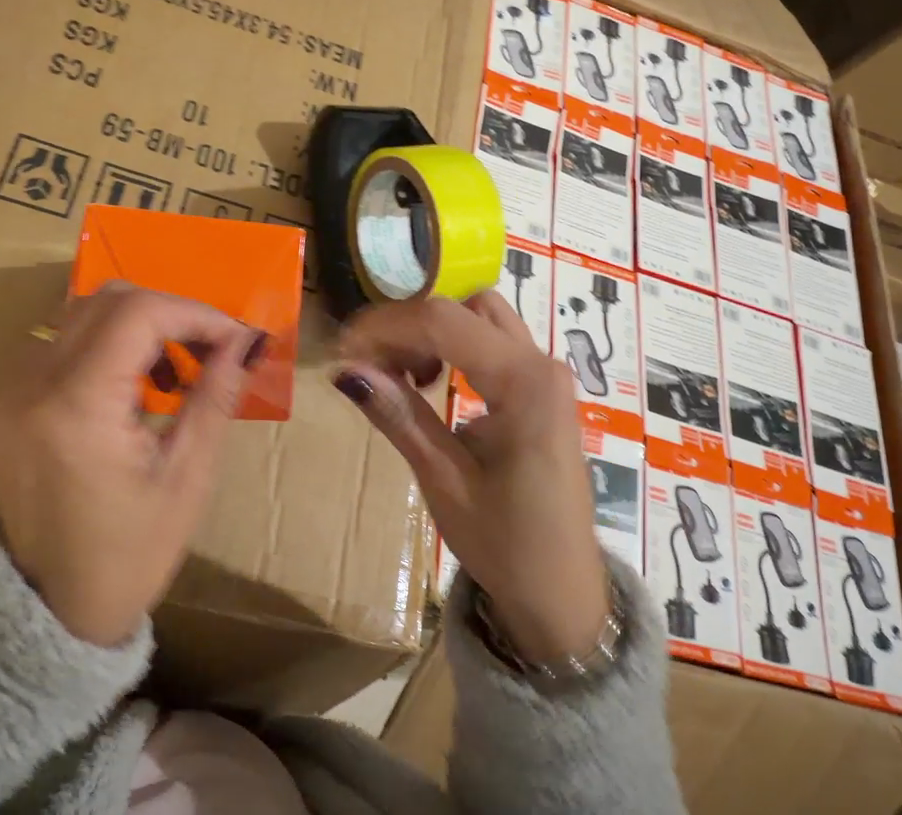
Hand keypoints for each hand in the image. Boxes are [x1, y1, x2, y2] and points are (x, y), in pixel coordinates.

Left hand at [0, 282, 266, 646]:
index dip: (194, 313)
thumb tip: (246, 341)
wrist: (52, 608)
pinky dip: (101, 349)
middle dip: (168, 314)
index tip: (233, 339)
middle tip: (208, 350)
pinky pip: (55, 346)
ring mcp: (3, 392)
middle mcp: (28, 386)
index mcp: (77, 408)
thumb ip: (214, 396)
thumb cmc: (132, 553)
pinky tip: (128, 388)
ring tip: (171, 374)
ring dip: (134, 328)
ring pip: (78, 316)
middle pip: (105, 300)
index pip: (138, 313)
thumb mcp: (187, 477)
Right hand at [335, 293, 610, 663]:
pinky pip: (491, 343)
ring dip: (430, 334)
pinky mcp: (539, 389)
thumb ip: (399, 415)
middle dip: (407, 326)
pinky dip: (451, 347)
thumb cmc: (505, 544)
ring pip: (479, 318)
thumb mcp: (443, 480)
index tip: (339, 351)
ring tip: (397, 377)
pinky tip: (427, 383)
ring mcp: (545, 374)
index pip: (443, 322)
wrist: (561, 593)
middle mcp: (541, 363)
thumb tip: (345, 369)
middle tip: (368, 366)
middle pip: (463, 308)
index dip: (384, 327)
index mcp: (526, 383)